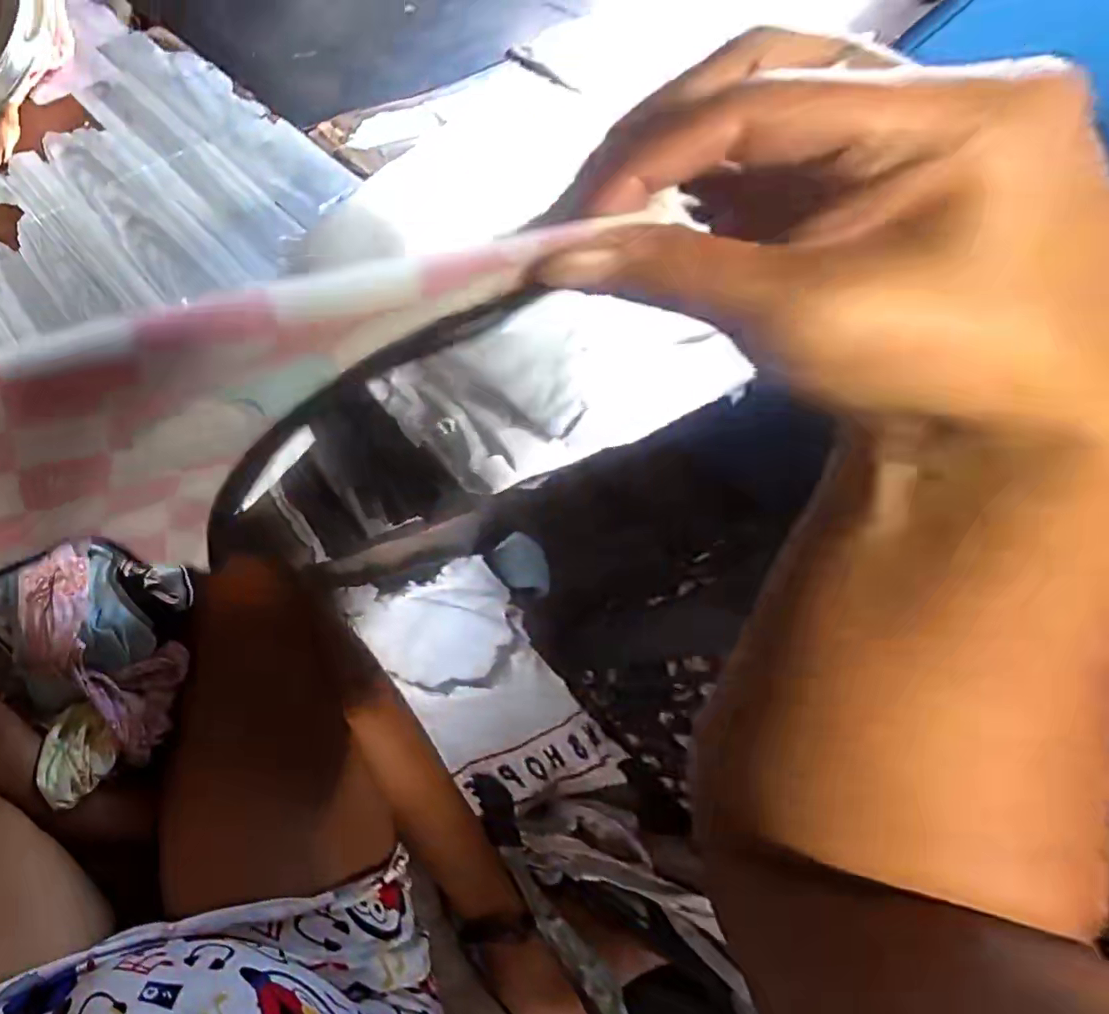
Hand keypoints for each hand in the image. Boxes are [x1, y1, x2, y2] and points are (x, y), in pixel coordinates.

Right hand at [536, 28, 1108, 438]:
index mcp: (951, 109)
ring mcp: (887, 135)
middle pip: (762, 68)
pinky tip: (649, 220)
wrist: (987, 418)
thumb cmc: (921, 361)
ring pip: (752, 104)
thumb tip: (553, 260)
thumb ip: (668, 271)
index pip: (761, 100)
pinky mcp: (849, 181)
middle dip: (659, 130)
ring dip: (669, 153)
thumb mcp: (788, 311)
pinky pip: (752, 159)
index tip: (579, 221)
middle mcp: (926, 97)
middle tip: (592, 198)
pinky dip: (688, 184)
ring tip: (609, 211)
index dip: (652, 155)